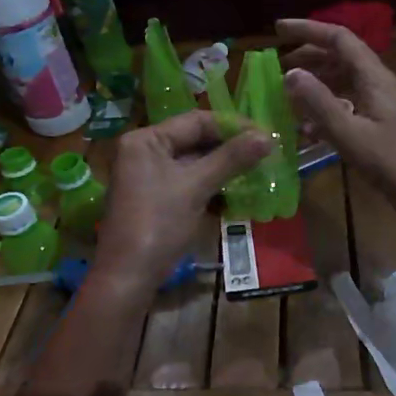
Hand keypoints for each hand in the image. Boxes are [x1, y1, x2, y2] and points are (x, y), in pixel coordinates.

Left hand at [95, 111, 271, 294]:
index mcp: (145, 140)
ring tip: (257, 173)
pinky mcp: (154, 200)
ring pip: (192, 164)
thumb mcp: (195, 187)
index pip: (196, 121)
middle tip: (265, 155)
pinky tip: (235, 195)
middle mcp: (142, 152)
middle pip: (194, 141)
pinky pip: (186, 184)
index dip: (233, 126)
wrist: (128, 274)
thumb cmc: (159, 223)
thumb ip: (230, 159)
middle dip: (229, 149)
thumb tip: (267, 137)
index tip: (266, 136)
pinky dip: (209, 187)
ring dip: (222, 169)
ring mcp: (147, 177)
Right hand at [279, 18, 395, 222]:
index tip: (277, 29)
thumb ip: (318, 102)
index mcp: (373, 77)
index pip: (339, 39)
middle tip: (276, 66)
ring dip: (314, 82)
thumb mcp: (349, 133)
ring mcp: (378, 103)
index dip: (308, 30)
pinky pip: (345, 104)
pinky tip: (307, 126)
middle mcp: (376, 83)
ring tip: (287, 93)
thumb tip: (289, 73)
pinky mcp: (377, 122)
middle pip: (339, 56)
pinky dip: (324, 107)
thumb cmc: (392, 162)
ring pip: (341, 80)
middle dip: (307, 55)